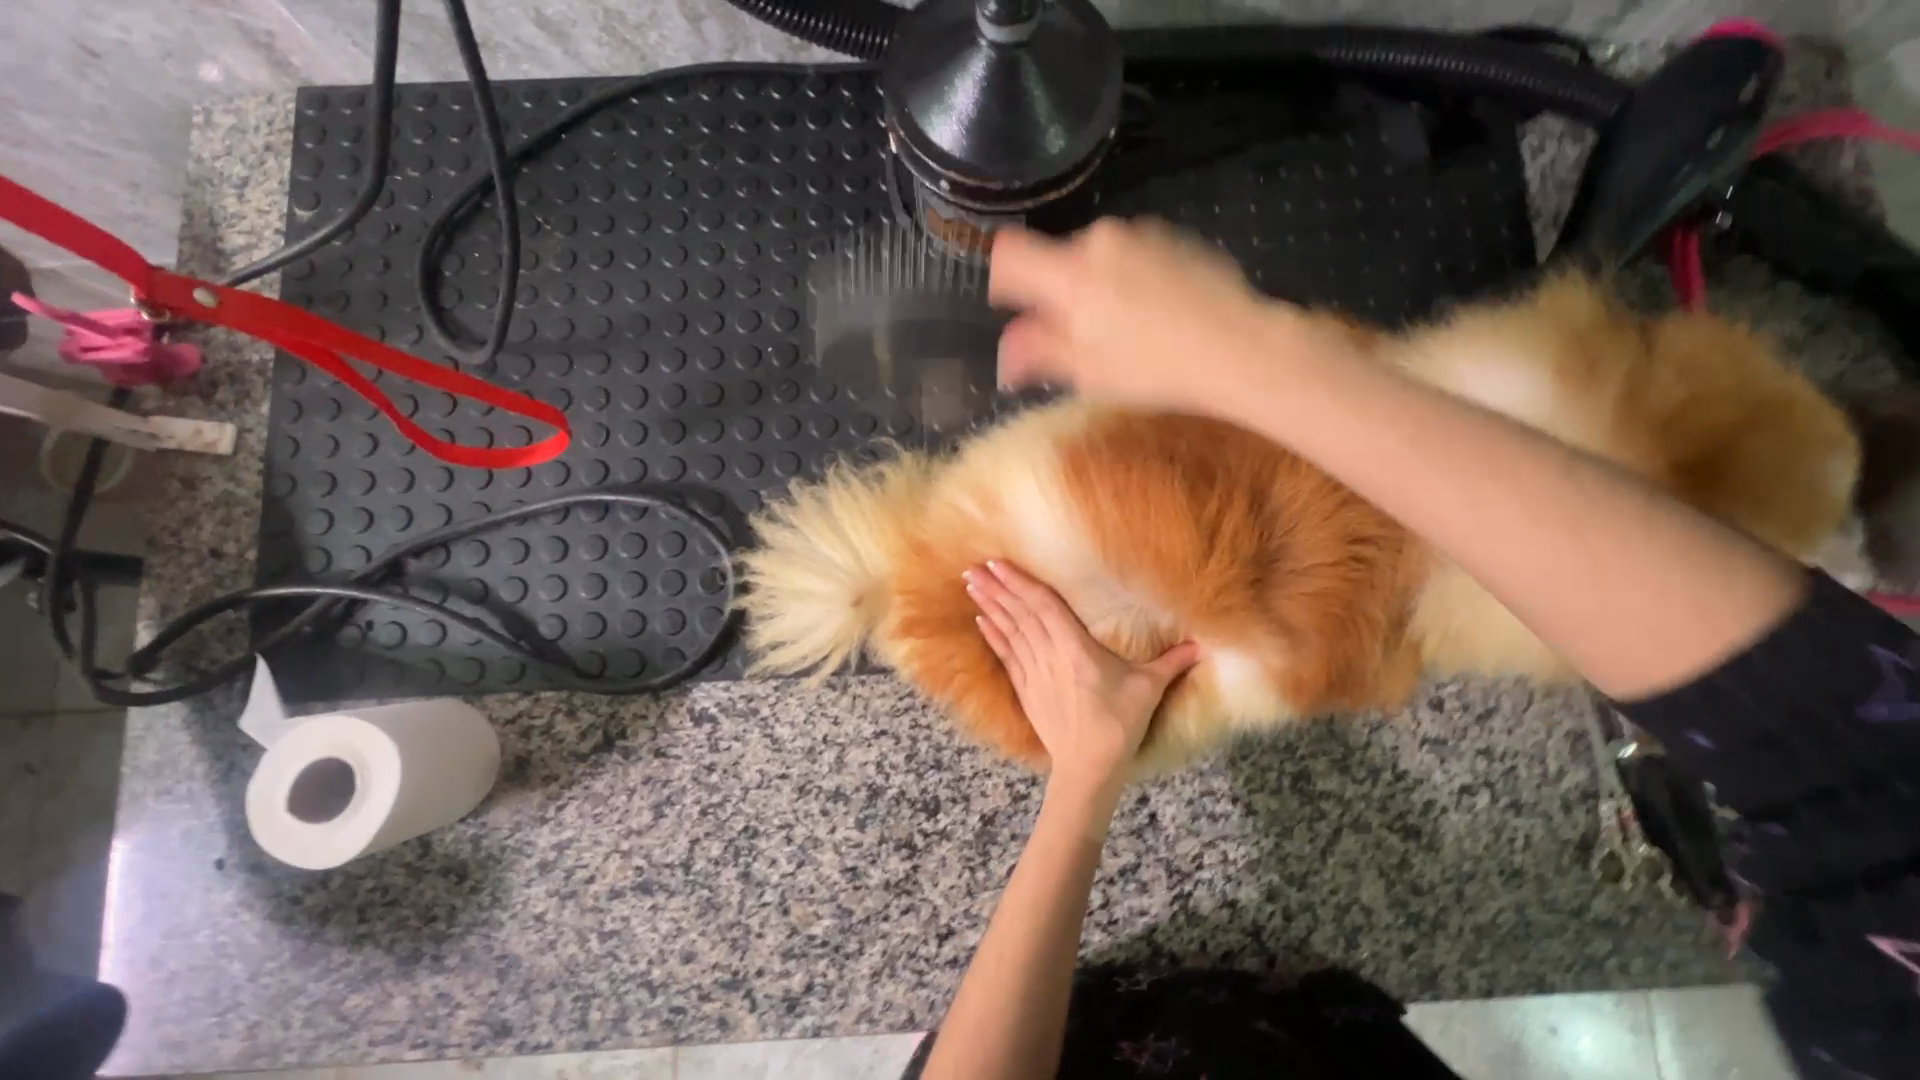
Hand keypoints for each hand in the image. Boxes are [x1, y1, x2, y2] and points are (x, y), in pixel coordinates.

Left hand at [965, 559, 1199, 802]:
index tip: (1000, 563)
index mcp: (1075, 647)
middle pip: (1019, 614)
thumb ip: (1172, 661)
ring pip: (1008, 631)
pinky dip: (993, 635)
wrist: (1088, 767)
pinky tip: (980, 619)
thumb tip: (1202, 644)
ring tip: (970, 583)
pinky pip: (1005, 656)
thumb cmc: (1120, 725)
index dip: (1021, 583)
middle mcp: (1049, 654)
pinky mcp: (1026, 690)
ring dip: (989, 605)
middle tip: (974, 565)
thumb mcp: (1149, 689)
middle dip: (996, 588)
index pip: (1043, 606)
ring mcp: (1033, 673)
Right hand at [988, 218, 1304, 411]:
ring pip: (1096, 257)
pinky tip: (1158, 313)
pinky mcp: (1173, 236)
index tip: (1014, 309)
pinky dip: (1131, 279)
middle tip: (1085, 339)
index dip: (1002, 281)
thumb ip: (1037, 353)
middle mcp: (1100, 241)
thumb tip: (1005, 353)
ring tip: (1129, 330)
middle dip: (1060, 295)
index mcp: (1070, 274)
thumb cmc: (1154, 368)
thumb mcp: (1087, 372)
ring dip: (1098, 286)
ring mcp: (1140, 234)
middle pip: (1056, 260)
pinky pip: (1132, 254)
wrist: (1239, 346)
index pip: (1009, 254)